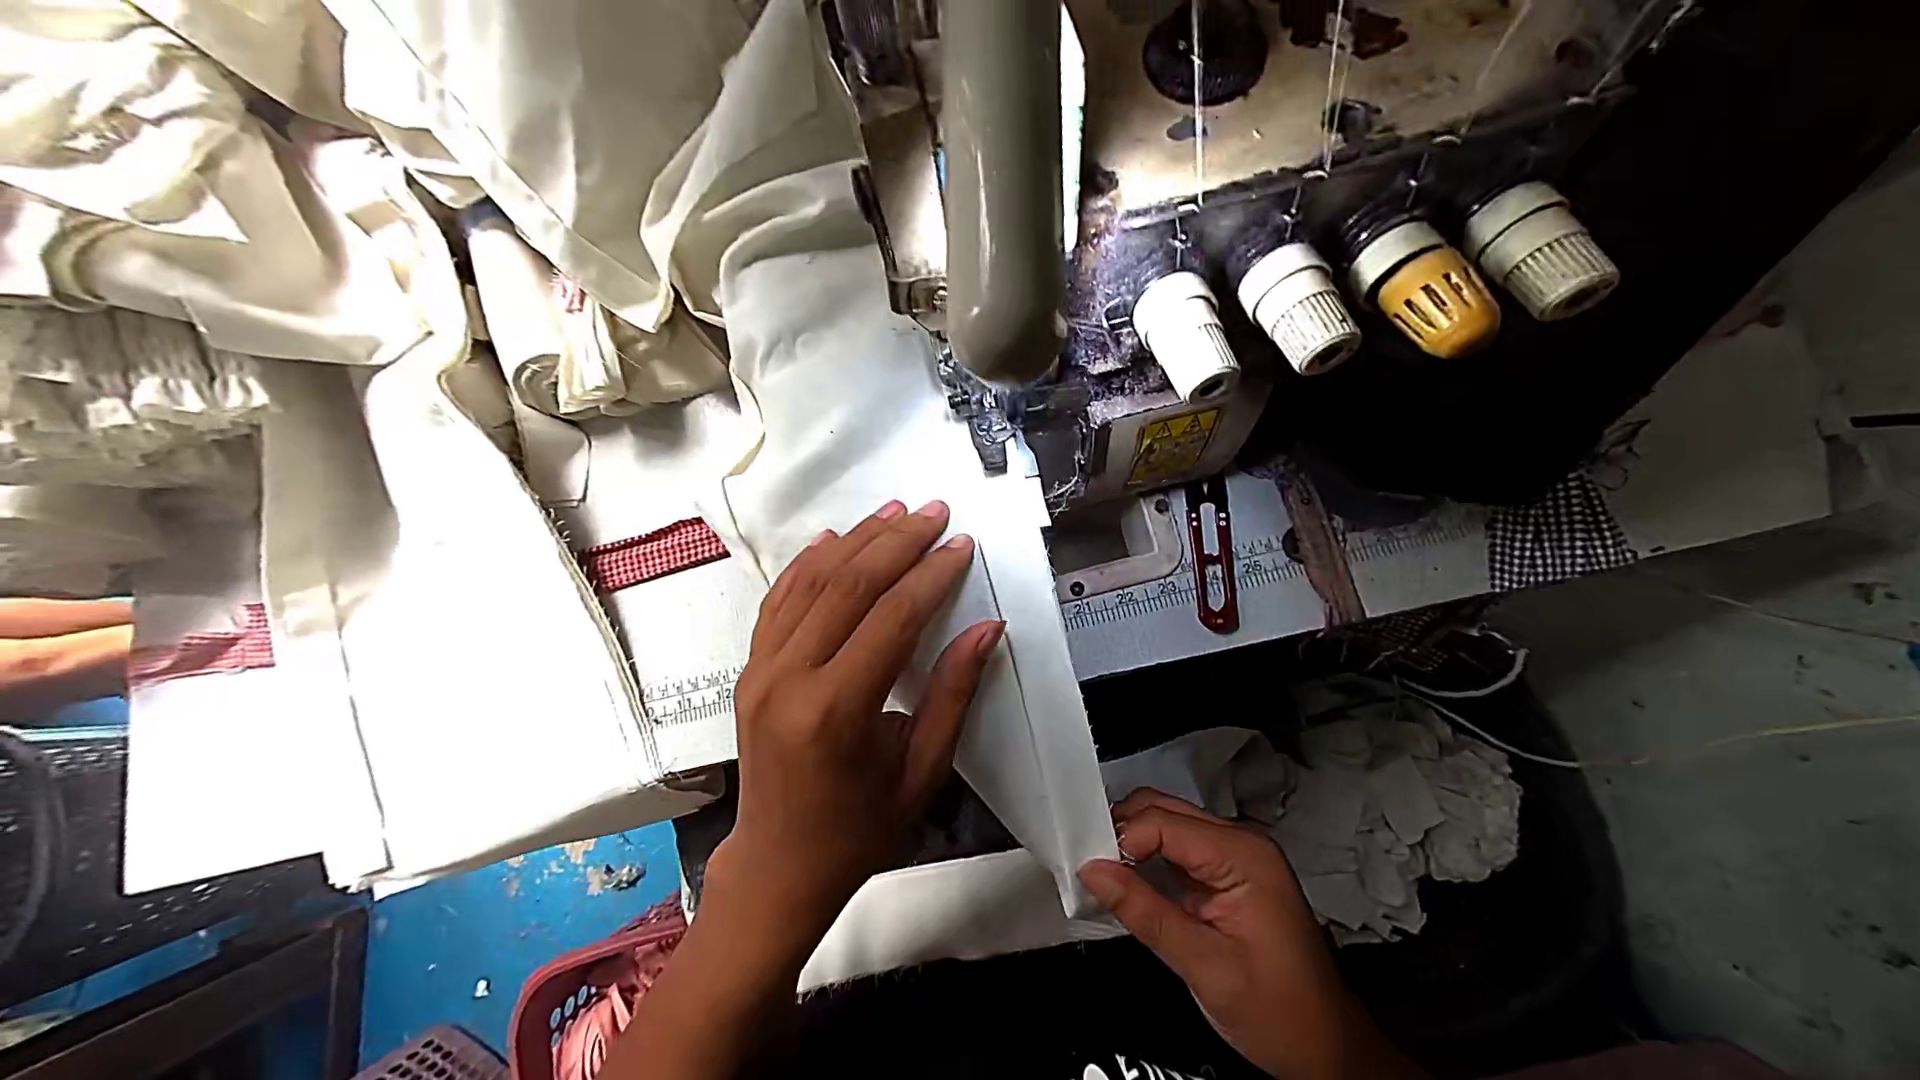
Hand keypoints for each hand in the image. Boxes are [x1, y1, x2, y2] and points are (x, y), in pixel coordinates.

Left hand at [605, 499, 1001, 1079]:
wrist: (777, 865)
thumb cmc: (857, 831)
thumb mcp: (921, 773)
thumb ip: (953, 695)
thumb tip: (988, 631)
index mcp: (835, 711)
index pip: (892, 618)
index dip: (932, 575)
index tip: (961, 545)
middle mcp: (788, 680)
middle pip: (849, 586)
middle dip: (897, 543)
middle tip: (934, 513)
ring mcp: (760, 671)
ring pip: (811, 583)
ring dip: (856, 541)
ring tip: (894, 513)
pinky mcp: (749, 670)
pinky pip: (779, 601)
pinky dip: (807, 564)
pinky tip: (833, 539)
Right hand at [1079, 790, 1423, 1079]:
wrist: (1328, 1050)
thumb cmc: (1285, 1014)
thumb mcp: (1206, 967)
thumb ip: (1145, 913)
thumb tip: (1097, 872)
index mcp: (1244, 856)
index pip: (1163, 823)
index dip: (1122, 841)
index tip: (1092, 868)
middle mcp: (1240, 844)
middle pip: (1162, 811)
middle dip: (1121, 833)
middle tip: (1091, 867)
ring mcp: (1233, 856)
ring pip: (1164, 824)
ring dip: (1131, 844)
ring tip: (1105, 877)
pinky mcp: (1223, 873)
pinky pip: (1174, 849)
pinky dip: (1145, 860)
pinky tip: (1129, 884)